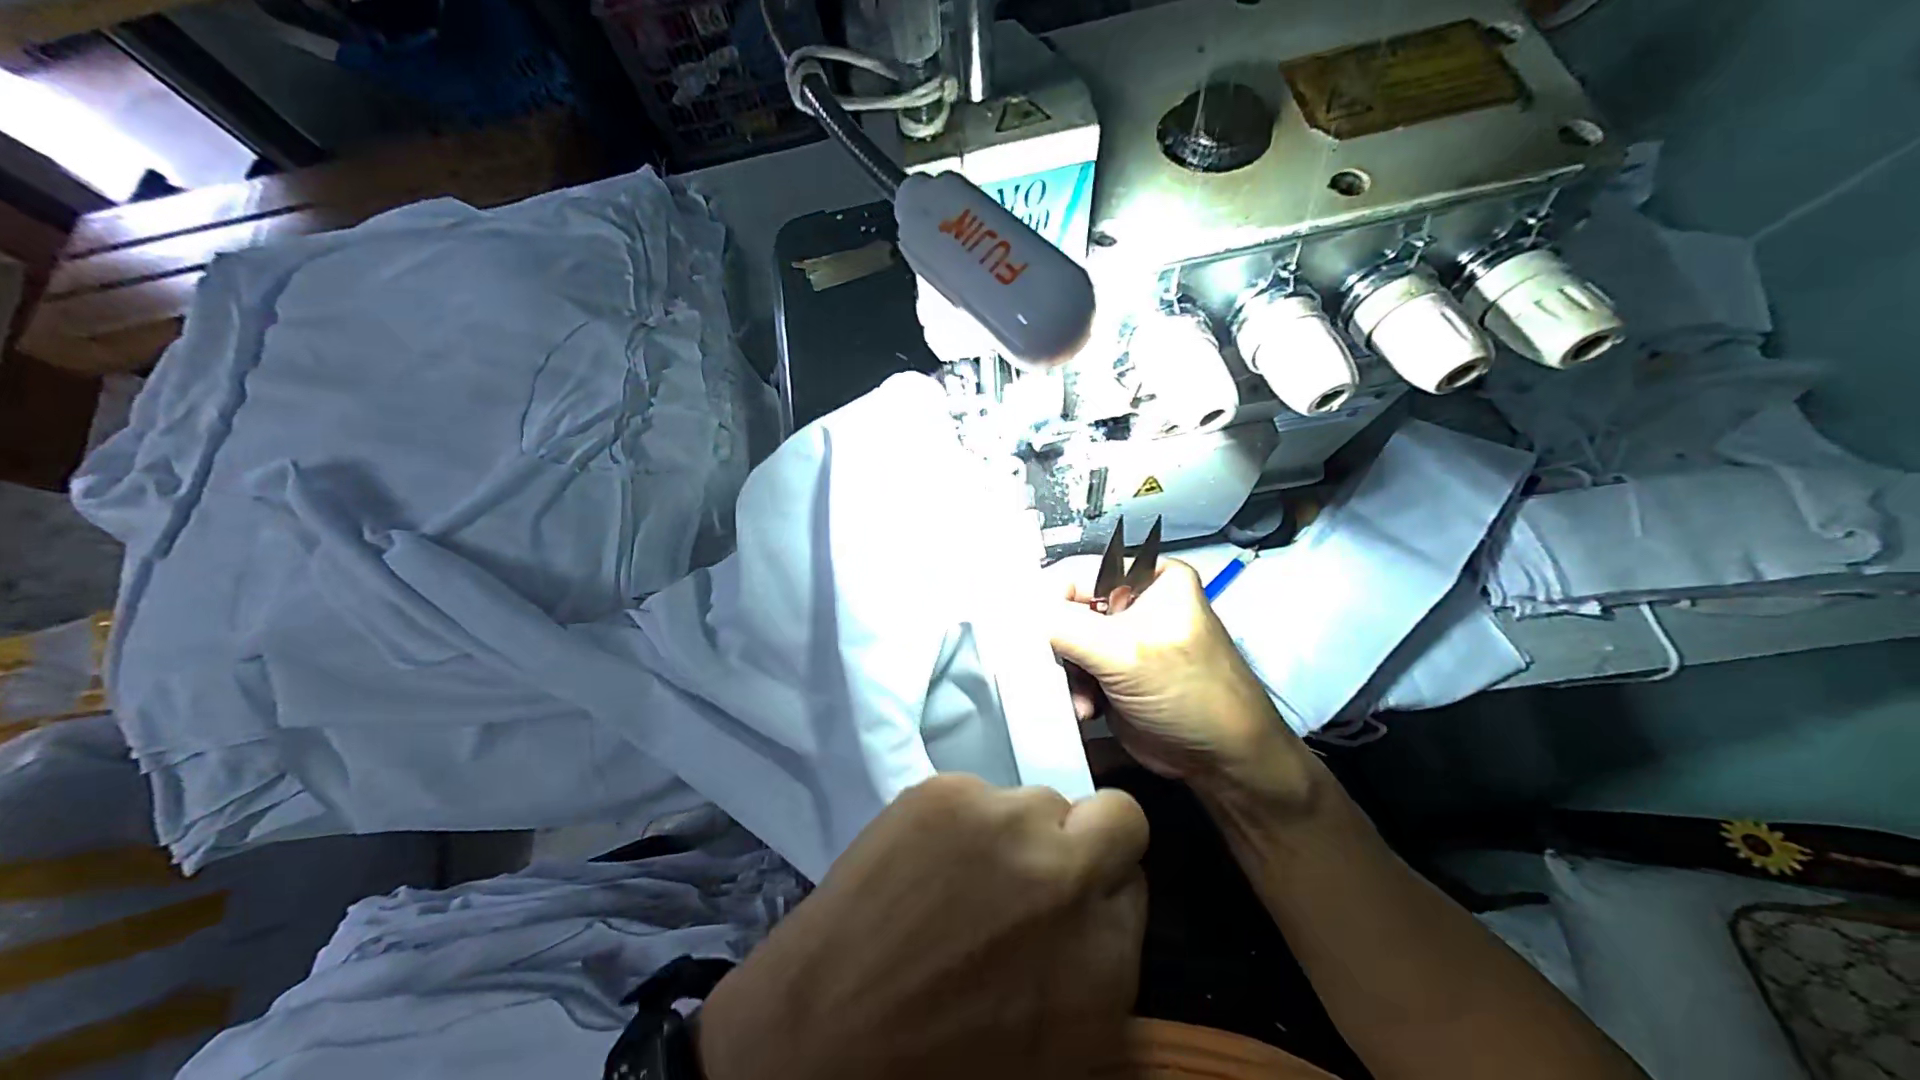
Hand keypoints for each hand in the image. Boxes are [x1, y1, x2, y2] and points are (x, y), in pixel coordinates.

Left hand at [697, 775, 1148, 1079]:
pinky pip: (975, 793)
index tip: (1068, 893)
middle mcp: (1068, 876)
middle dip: (1090, 834)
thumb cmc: (944, 1061)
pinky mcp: (947, 794)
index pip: (1135, 878)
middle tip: (1037, 862)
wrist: (823, 1041)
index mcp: (1108, 955)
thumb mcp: (1059, 1043)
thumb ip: (1095, 959)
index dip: (1100, 883)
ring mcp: (1005, 823)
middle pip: (1117, 816)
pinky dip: (958, 821)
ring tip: (960, 873)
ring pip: (1034, 800)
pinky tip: (921, 863)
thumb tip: (1097, 904)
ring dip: (1013, 831)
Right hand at [1044, 556, 1320, 809]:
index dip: (1048, 601)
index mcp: (1147, 577)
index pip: (1077, 573)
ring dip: (1066, 673)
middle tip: (1058, 670)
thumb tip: (1018, 611)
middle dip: (1059, 644)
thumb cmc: (1191, 695)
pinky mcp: (1113, 672)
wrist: (1223, 760)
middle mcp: (1132, 601)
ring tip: (1080, 698)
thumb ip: (1066, 626)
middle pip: (1066, 609)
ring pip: (1064, 642)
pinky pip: (1073, 669)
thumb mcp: (1125, 652)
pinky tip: (1087, 708)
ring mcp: (1121, 639)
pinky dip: (1073, 689)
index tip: (1027, 632)